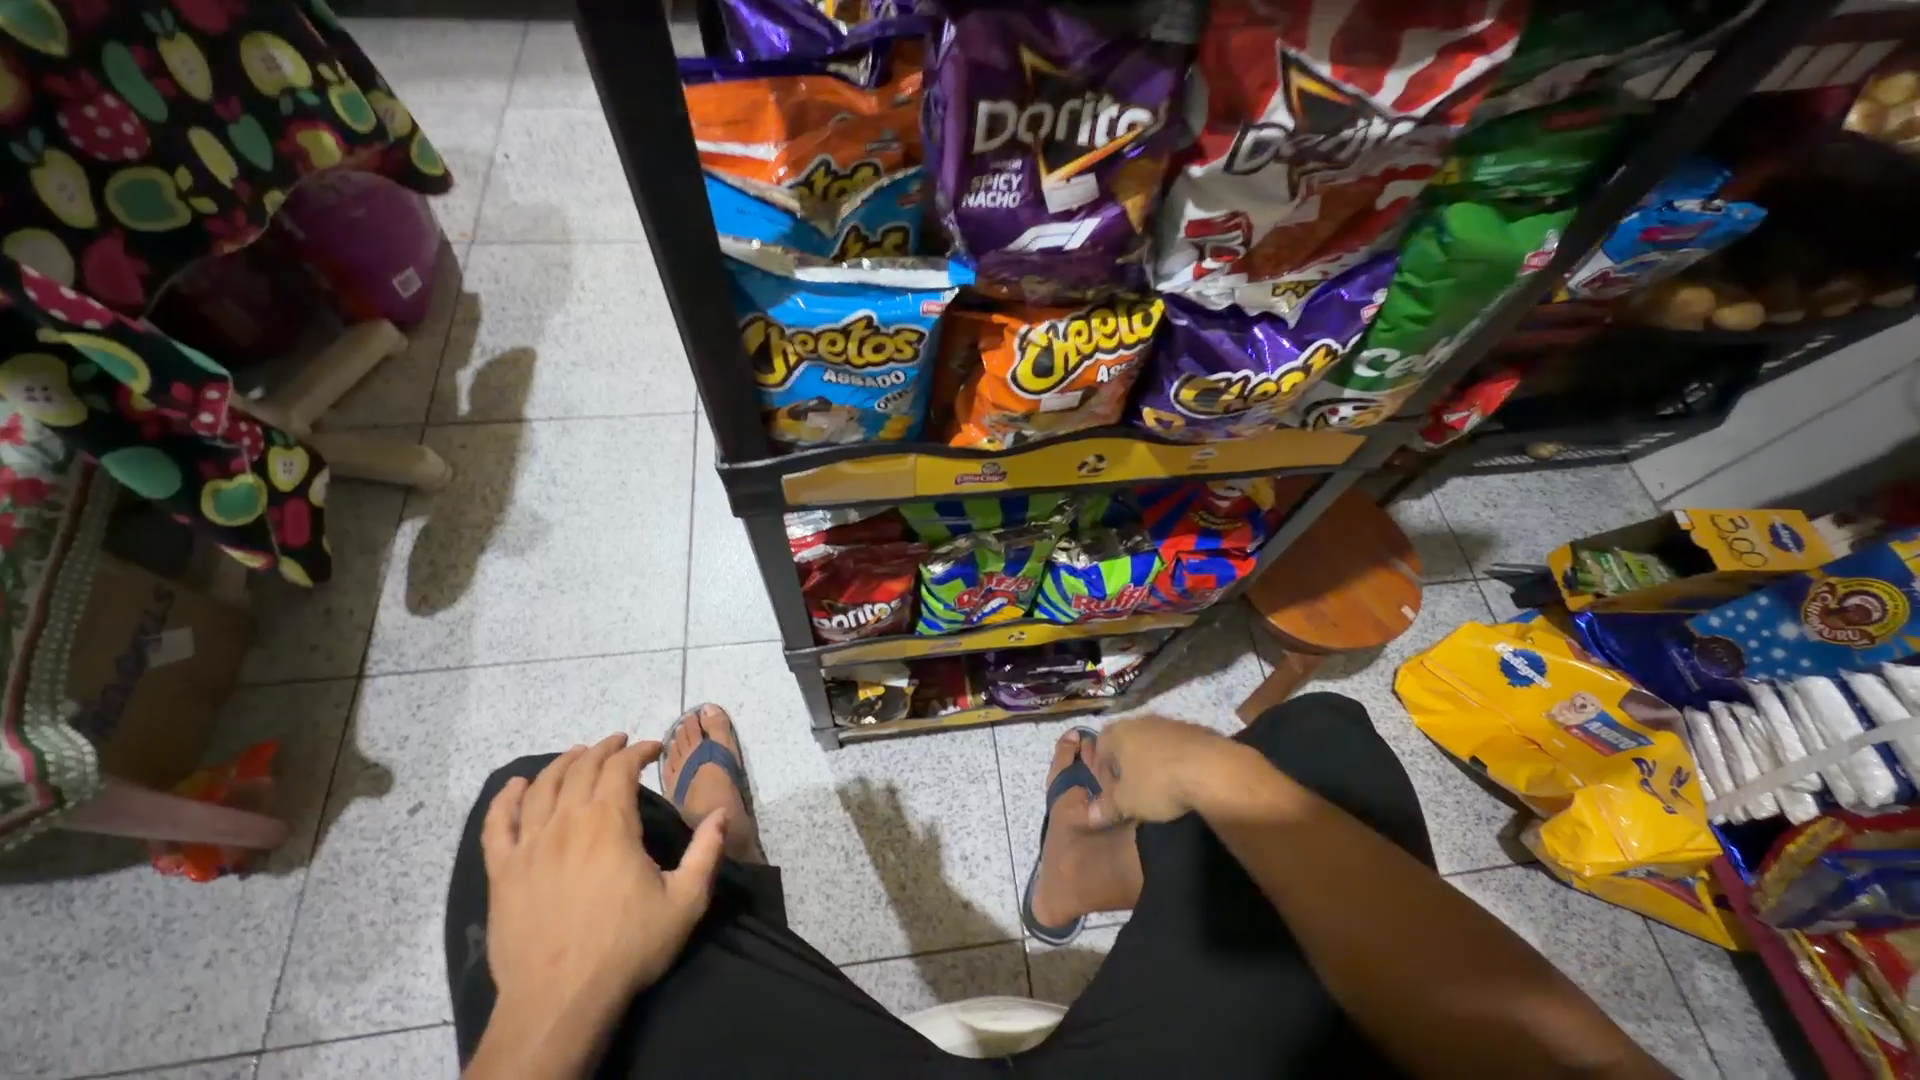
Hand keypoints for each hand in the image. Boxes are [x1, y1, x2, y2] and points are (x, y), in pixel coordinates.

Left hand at [482, 734, 727, 1016]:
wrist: (560, 998)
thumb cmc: (627, 947)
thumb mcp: (685, 901)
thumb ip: (706, 852)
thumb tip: (721, 814)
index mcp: (610, 823)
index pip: (621, 768)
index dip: (638, 751)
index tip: (652, 748)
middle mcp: (567, 822)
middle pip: (581, 769)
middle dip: (603, 749)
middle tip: (618, 742)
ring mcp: (529, 846)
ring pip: (541, 788)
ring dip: (562, 764)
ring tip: (577, 754)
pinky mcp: (503, 871)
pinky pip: (498, 823)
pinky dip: (506, 799)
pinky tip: (516, 786)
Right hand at [1085, 716, 1239, 827]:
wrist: (1212, 769)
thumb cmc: (1157, 783)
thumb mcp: (1127, 802)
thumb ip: (1106, 808)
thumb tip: (1090, 816)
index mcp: (1119, 732)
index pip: (1100, 747)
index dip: (1102, 771)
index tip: (1112, 793)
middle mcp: (1142, 721)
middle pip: (1127, 742)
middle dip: (1127, 766)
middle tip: (1134, 791)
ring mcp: (1171, 723)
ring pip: (1153, 743)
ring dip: (1152, 763)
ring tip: (1160, 788)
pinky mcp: (1197, 730)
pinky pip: (1177, 747)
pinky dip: (1175, 761)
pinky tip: (1184, 781)